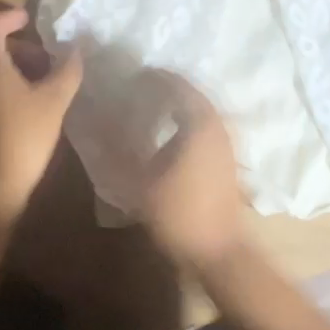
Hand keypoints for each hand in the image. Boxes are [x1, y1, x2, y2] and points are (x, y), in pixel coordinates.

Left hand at [0, 8, 83, 211]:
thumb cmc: (24, 135)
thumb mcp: (53, 100)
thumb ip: (67, 70)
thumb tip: (76, 50)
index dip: (10, 17)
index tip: (30, 18)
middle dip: (18, 45)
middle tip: (46, 57)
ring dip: (15, 66)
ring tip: (44, 81)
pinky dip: (7, 83)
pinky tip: (32, 102)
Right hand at [138, 72, 246, 270]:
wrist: (217, 251)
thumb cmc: (179, 214)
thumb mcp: (141, 182)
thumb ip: (120, 149)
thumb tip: (100, 123)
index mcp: (199, 122)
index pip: (175, 84)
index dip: (152, 78)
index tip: (129, 78)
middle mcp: (218, 125)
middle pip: (191, 95)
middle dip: (164, 90)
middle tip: (136, 92)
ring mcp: (227, 144)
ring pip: (200, 113)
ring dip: (176, 108)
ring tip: (148, 112)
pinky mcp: (228, 162)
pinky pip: (204, 130)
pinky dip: (185, 126)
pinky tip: (166, 139)